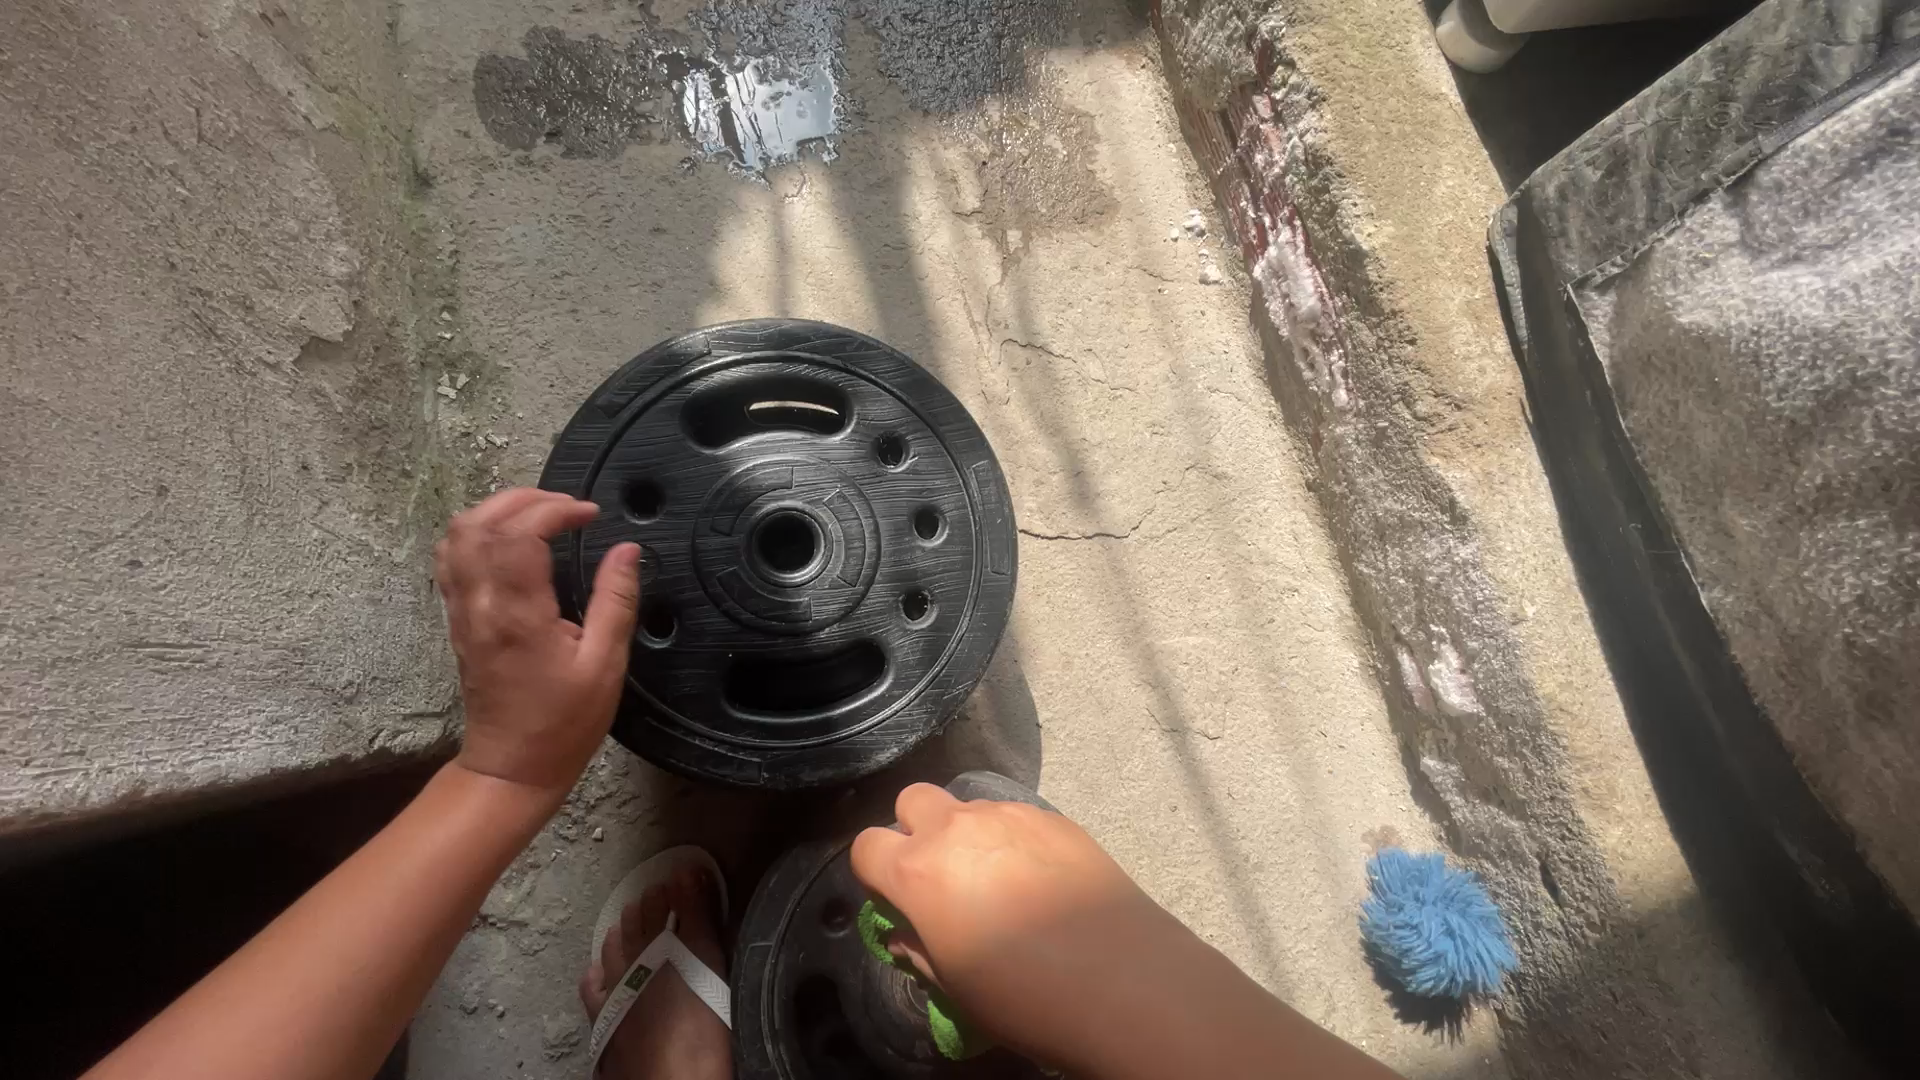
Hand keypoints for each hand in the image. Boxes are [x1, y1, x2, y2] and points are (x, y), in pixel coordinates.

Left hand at [434, 488, 638, 801]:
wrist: (512, 765)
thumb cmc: (566, 720)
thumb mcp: (607, 663)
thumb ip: (616, 600)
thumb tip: (627, 549)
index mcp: (519, 615)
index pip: (519, 536)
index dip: (555, 511)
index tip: (591, 515)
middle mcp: (481, 605)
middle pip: (477, 524)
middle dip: (524, 500)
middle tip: (568, 507)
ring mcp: (462, 611)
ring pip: (457, 537)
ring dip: (498, 511)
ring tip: (543, 515)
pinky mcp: (459, 619)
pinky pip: (452, 559)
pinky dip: (480, 532)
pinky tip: (513, 539)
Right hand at [849, 785, 1183, 1067]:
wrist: (1119, 974)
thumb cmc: (1025, 994)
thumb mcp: (955, 986)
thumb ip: (919, 947)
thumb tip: (907, 931)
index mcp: (920, 872)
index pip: (865, 845)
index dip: (874, 870)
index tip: (894, 896)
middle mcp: (956, 829)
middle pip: (912, 799)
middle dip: (914, 829)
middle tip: (939, 873)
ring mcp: (1006, 814)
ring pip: (965, 806)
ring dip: (965, 833)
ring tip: (997, 879)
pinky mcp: (1049, 815)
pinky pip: (1011, 815)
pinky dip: (1010, 837)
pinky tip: (1038, 877)